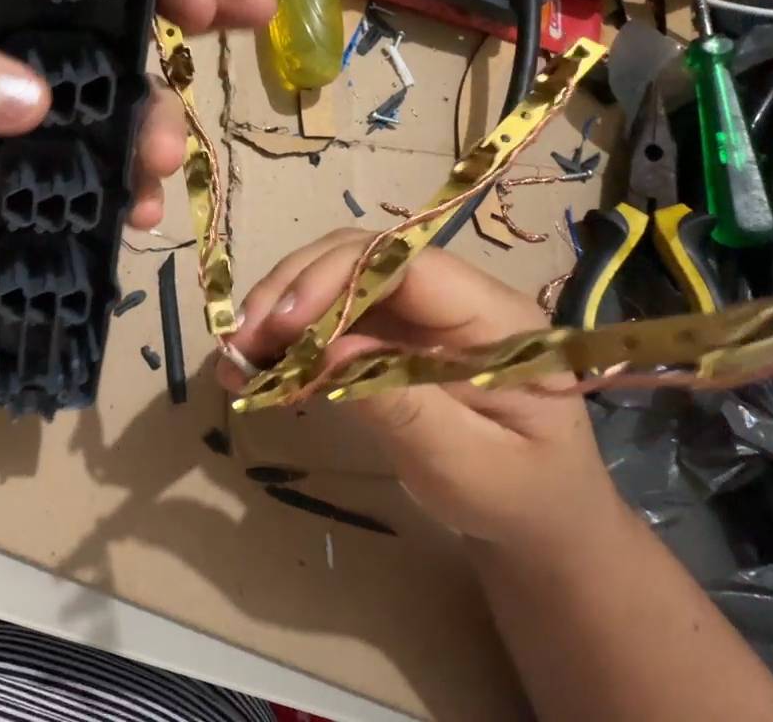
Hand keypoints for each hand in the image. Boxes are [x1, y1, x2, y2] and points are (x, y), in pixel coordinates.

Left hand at [0, 0, 274, 250]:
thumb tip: (38, 101)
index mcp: (21, 20)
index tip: (204, 7)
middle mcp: (55, 64)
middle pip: (137, 57)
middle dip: (176, 82)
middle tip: (180, 125)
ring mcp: (65, 123)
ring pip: (136, 123)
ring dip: (160, 146)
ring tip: (156, 179)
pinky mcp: (66, 175)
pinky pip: (118, 179)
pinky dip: (138, 195)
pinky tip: (139, 218)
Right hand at [223, 230, 623, 547]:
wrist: (537, 516)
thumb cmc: (516, 495)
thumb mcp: (465, 464)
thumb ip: (401, 404)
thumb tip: (324, 350)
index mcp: (491, 316)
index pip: (402, 262)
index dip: (331, 278)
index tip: (278, 326)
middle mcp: (448, 296)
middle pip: (355, 257)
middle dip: (289, 290)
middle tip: (239, 344)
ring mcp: (413, 311)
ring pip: (329, 277)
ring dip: (275, 310)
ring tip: (234, 358)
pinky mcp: (385, 330)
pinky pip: (325, 314)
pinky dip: (282, 335)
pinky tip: (252, 364)